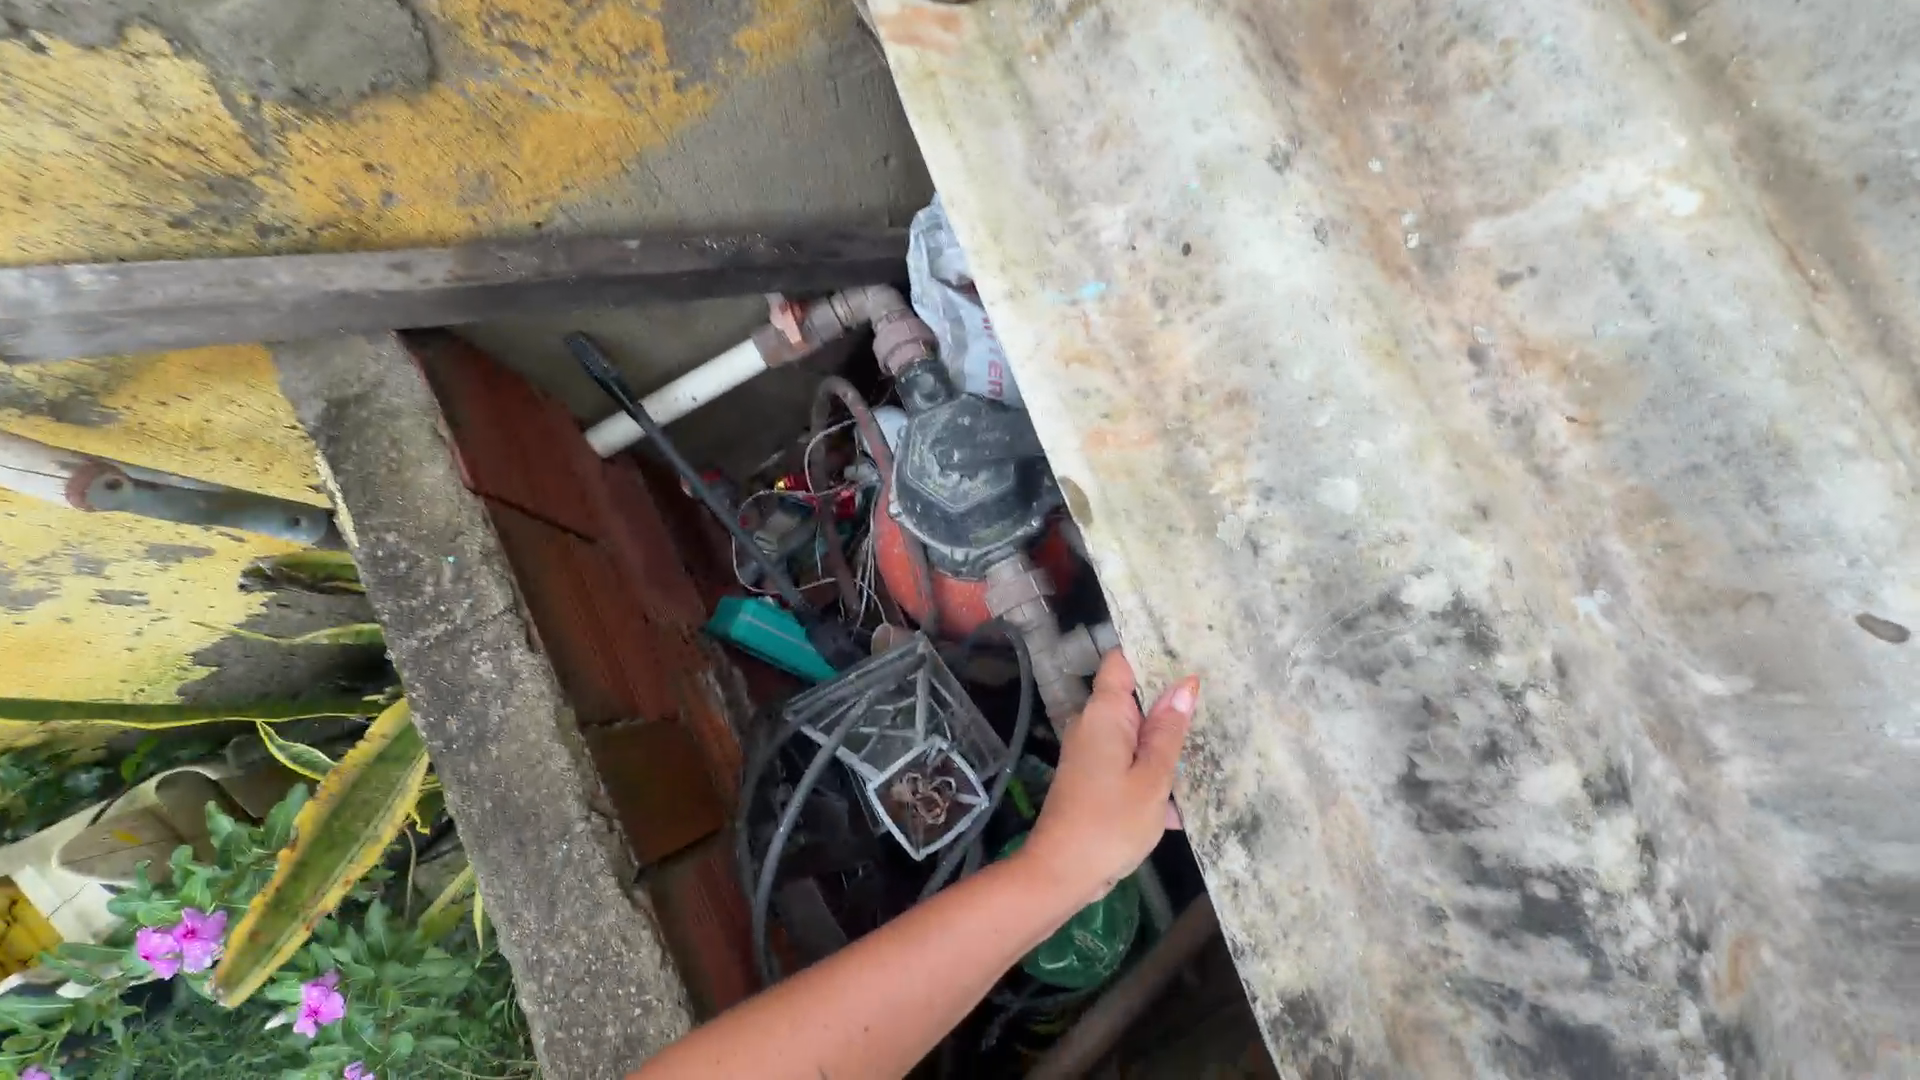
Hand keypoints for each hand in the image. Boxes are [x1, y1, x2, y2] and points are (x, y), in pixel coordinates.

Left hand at [1020, 651, 1197, 904]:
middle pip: (1133, 697)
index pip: (1121, 663)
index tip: (1188, 649)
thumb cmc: (1110, 822)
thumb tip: (1185, 684)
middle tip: (1218, 698)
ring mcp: (1091, 752)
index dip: (1150, 652)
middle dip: (1170, 701)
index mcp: (1104, 713)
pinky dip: (1153, 773)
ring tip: (1215, 744)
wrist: (1062, 871)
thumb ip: (1168, 731)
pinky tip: (1188, 799)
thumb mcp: (1151, 777)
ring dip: (1166, 743)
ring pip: (1135, 734)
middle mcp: (1093, 724)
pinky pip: (1128, 761)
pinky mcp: (1094, 778)